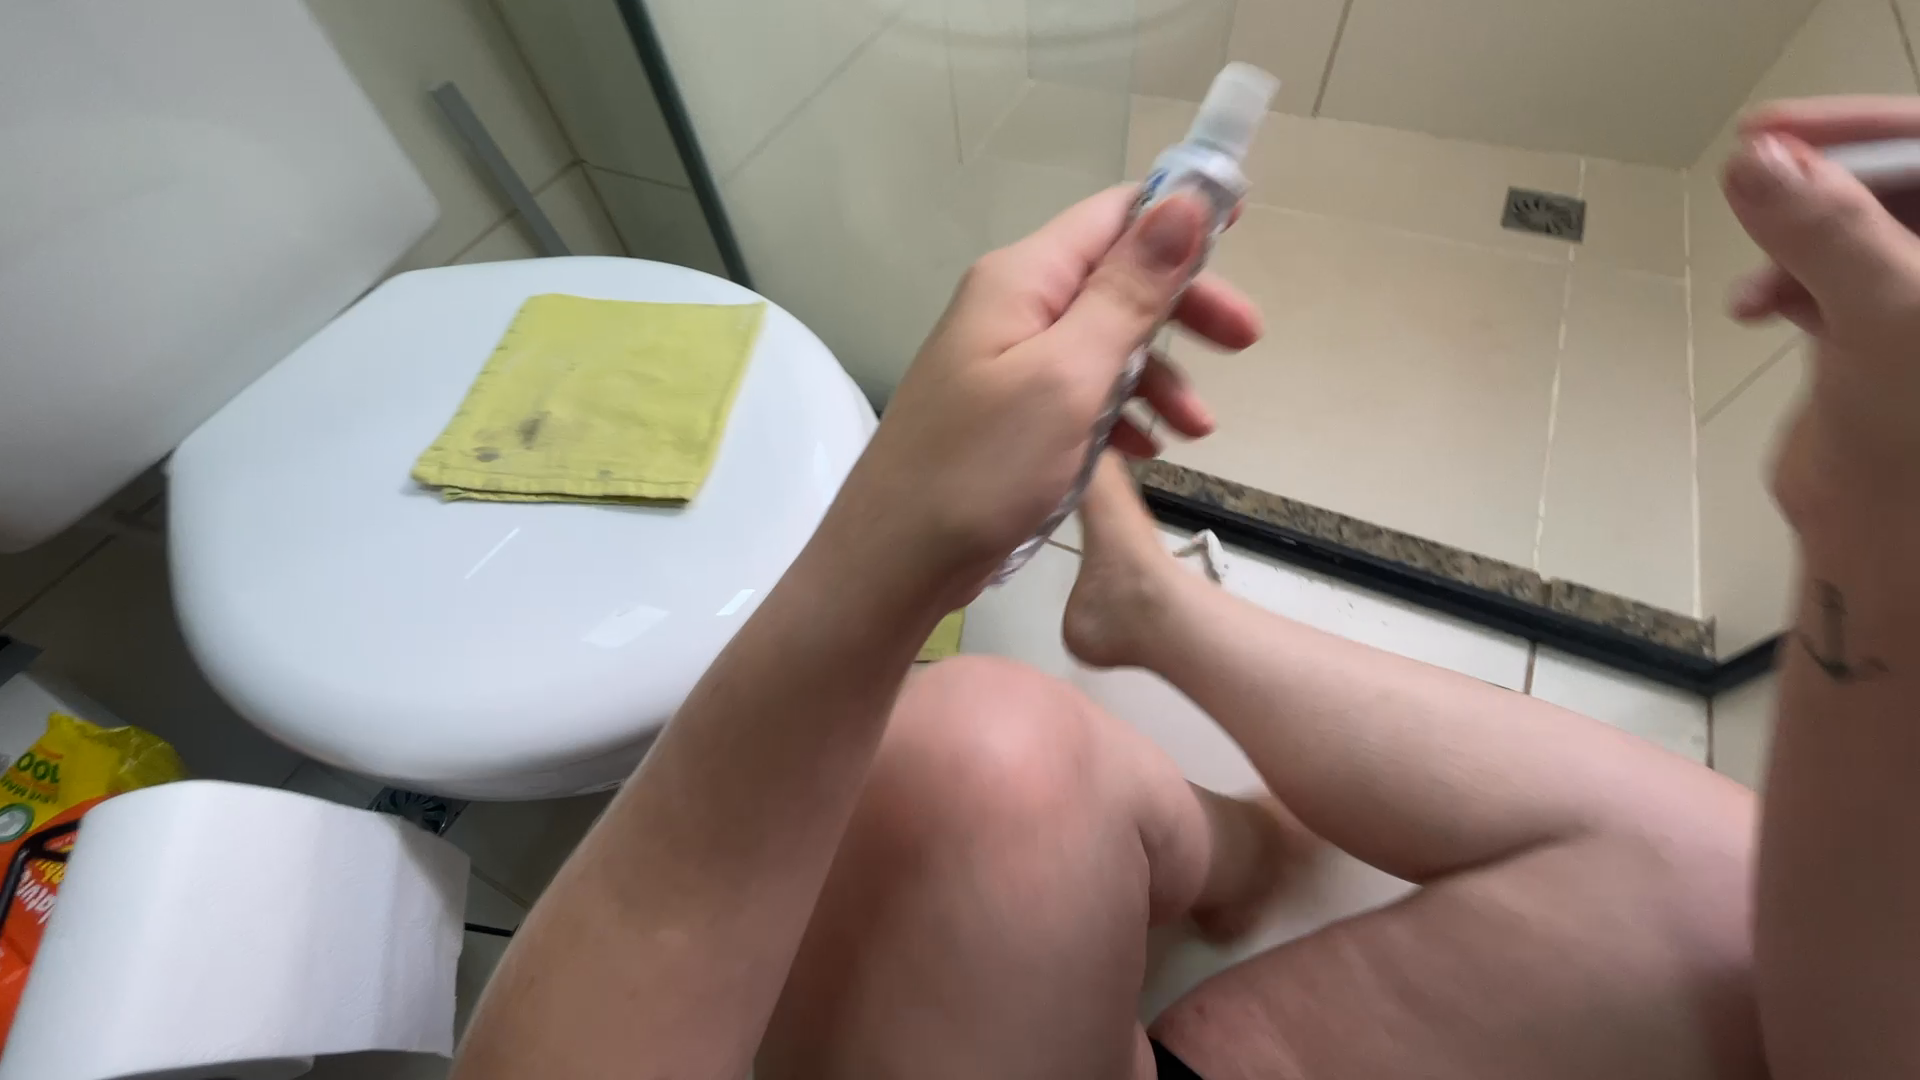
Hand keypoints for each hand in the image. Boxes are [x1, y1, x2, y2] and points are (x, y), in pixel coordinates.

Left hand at [830, 187, 1260, 604]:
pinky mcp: (1007, 419)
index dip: (1178, 216)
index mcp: (1020, 281)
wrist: (897, 560)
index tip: (1242, 234)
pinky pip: (1076, 398)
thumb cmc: (981, 468)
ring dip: (1156, 378)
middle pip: (1113, 284)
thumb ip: (1126, 293)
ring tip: (1196, 430)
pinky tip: (1143, 451)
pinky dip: (1116, 416)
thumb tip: (1183, 200)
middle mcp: (1010, 312)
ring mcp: (1005, 368)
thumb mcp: (1066, 376)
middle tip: (1246, 343)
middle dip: (1181, 310)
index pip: (1112, 217)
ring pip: (1101, 348)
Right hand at [1722, 97, 1919, 528]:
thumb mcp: (1882, 307)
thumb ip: (1823, 231)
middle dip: (1816, 197)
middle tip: (1752, 200)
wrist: (1886, 515)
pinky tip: (1759, 308)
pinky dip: (1784, 286)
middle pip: (1897, 186)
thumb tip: (1758, 163)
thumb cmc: (1918, 423)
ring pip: (1853, 232)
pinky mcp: (1880, 323)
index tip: (1776, 128)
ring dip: (1790, 251)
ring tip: (1755, 290)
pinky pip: (1828, 277)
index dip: (1864, 129)